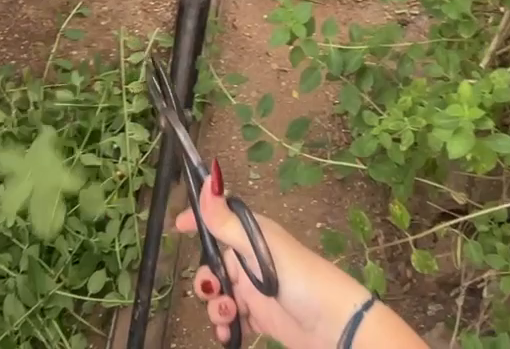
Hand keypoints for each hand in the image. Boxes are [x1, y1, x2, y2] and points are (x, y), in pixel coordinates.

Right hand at [174, 168, 383, 348]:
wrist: (332, 325)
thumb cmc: (297, 277)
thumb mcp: (258, 246)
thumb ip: (227, 220)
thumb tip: (209, 175)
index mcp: (252, 236)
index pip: (219, 220)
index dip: (198, 222)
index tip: (177, 227)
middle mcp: (251, 260)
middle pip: (214, 263)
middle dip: (206, 278)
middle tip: (214, 289)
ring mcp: (255, 290)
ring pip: (220, 293)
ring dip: (216, 305)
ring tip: (229, 316)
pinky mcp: (260, 317)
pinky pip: (232, 320)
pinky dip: (226, 326)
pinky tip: (230, 333)